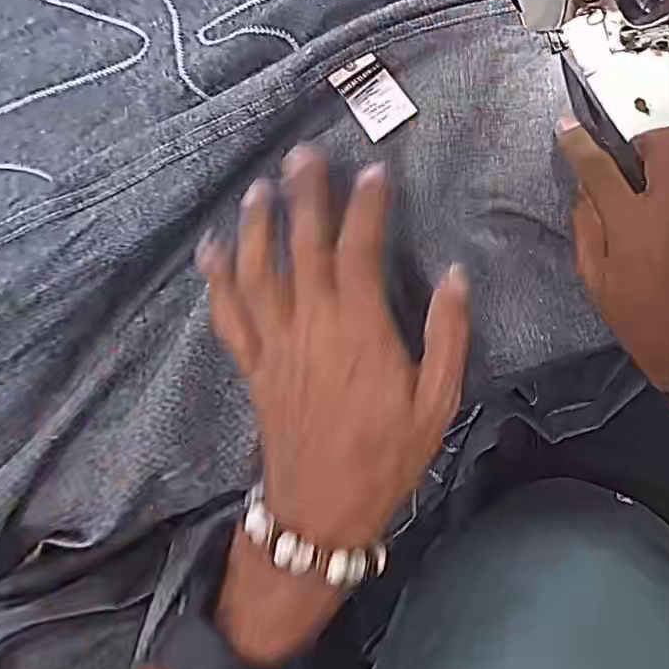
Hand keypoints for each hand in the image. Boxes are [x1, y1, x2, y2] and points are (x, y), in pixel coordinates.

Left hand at [198, 144, 469, 548]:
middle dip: (305, 197)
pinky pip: (230, 315)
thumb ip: (448, 335)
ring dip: (258, 226)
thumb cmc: (387, 454)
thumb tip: (456, 276)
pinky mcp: (254, 366)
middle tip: (304, 155)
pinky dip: (218, 280)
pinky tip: (213, 251)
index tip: (374, 173)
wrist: (321, 512)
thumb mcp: (439, 401)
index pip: (359, 253)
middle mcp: (311, 327)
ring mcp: (275, 345)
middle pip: (304, 249)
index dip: (366, 208)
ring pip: (259, 273)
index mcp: (359, 331)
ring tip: (261, 188)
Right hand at [558, 121, 668, 393]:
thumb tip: (586, 193)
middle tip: (637, 157)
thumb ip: (586, 227)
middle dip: (643, 141)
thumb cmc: (644, 319)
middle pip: (662, 142)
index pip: (597, 167)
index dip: (578, 142)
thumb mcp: (595, 278)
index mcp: (631, 227)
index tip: (570, 131)